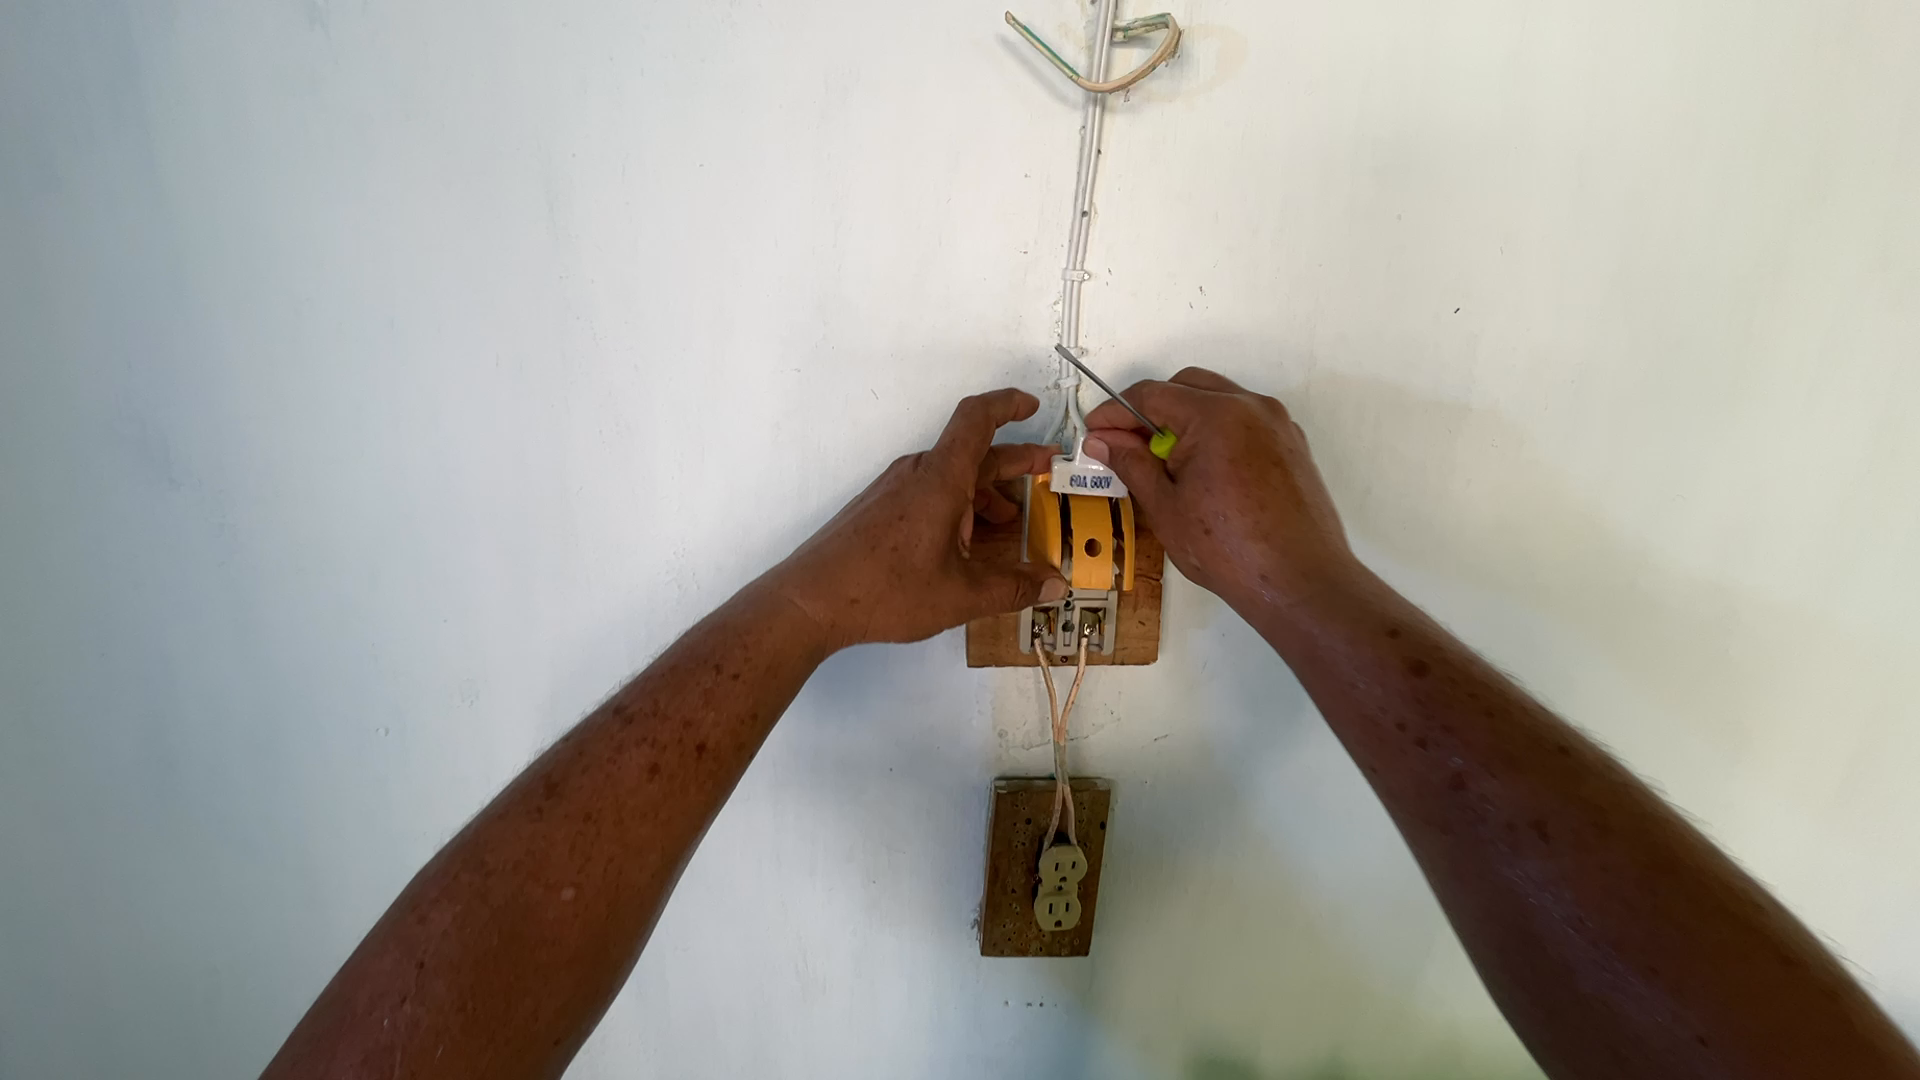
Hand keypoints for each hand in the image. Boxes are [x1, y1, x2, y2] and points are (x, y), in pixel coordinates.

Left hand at [767, 389, 1068, 650]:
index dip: (1008, 405)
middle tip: (1046, 471)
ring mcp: (893, 490)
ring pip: (949, 476)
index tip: (1032, 406)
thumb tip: (1055, 583)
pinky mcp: (879, 509)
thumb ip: (1012, 588)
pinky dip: (957, 505)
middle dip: (1013, 460)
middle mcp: (916, 474)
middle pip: (971, 452)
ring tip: (1010, 519)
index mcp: (940, 480)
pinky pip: (928, 493)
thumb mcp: (960, 596)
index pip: (977, 419)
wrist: (809, 601)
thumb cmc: (886, 591)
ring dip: (984, 490)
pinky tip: (964, 543)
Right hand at [1083, 367, 1356, 614]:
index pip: (1151, 395)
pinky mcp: (1290, 444)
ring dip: (1183, 420)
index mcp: (1215, 416)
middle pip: (1186, 387)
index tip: (1094, 432)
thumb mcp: (1165, 507)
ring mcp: (1277, 423)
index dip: (1115, 412)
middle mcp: (1250, 407)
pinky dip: (1214, 433)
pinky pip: (1242, 421)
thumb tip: (1102, 441)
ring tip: (1163, 463)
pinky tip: (1200, 472)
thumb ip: (1131, 463)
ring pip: (1217, 401)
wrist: (1299, 581)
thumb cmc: (1228, 549)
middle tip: (1126, 446)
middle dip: (1150, 410)